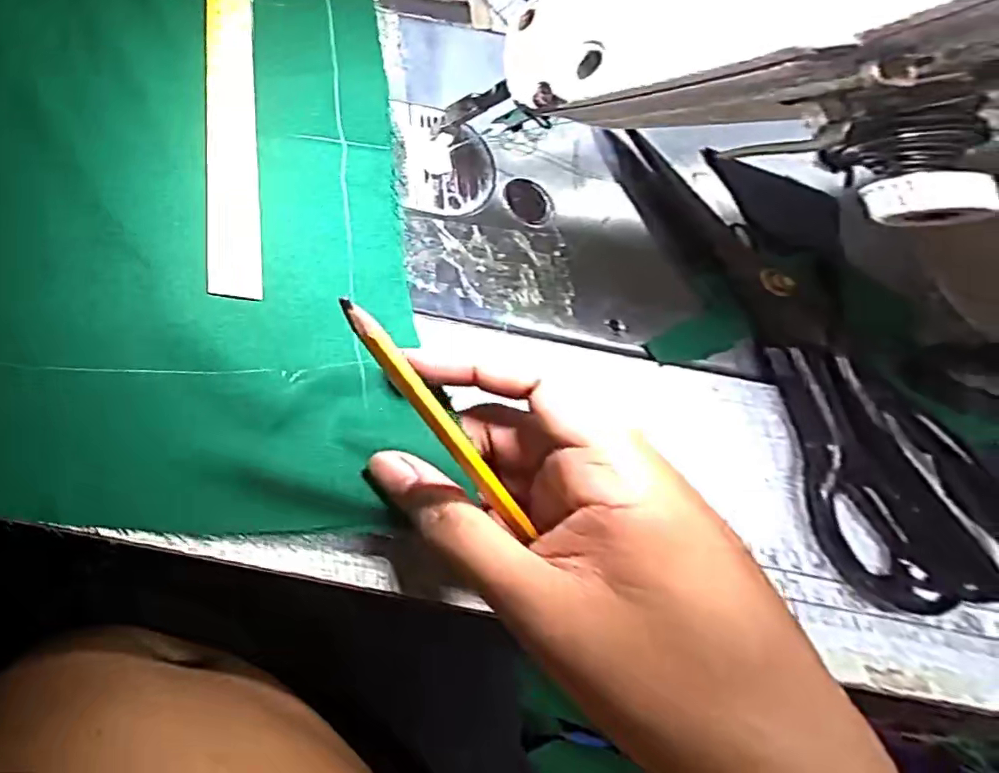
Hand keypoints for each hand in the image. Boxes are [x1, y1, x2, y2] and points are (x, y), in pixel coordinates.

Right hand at [367, 355, 890, 772]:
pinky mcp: (617, 547)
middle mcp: (620, 478)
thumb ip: (452, 525)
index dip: (468, 367)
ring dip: (475, 493)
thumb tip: (386, 465)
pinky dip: (499, 521)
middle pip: (518, 434)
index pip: (537, 388)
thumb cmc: (662, 681)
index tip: (407, 369)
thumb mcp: (534, 600)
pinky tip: (480, 551)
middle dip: (456, 449)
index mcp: (618, 472)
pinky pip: (541, 512)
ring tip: (434, 521)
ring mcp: (621, 514)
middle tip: (399, 473)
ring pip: (522, 477)